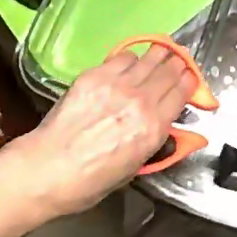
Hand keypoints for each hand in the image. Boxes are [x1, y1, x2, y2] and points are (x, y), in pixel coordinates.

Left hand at [0, 45, 196, 219]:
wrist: (47, 170)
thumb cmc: (90, 180)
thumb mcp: (136, 167)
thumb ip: (156, 139)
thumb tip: (167, 123)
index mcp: (154, 127)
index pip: (183, 90)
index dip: (190, 81)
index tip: (189, 79)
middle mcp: (141, 101)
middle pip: (170, 69)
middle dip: (177, 64)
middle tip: (177, 63)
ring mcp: (117, 85)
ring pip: (150, 57)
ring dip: (158, 56)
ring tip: (159, 55)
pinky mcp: (95, 76)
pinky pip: (123, 57)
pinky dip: (131, 59)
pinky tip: (128, 66)